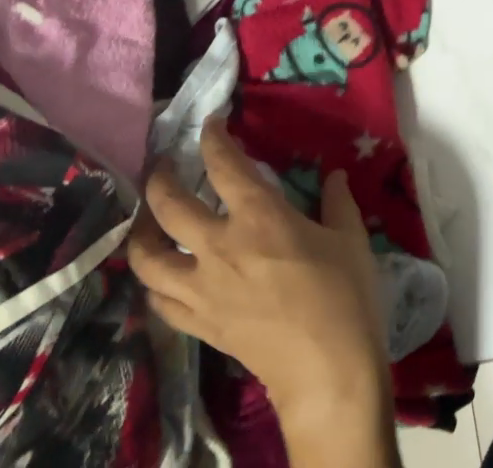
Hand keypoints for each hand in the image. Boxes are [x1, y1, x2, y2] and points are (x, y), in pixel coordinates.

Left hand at [127, 124, 395, 466]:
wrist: (327, 369)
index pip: (223, 164)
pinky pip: (159, 300)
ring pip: (146, 256)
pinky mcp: (199, 323)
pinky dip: (154, 283)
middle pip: (167, 204)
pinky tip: (163, 276)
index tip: (211, 124)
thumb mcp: (351, 239)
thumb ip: (337, 202)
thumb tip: (333, 177)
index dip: (212, 138)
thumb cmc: (346, 296)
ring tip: (148, 221)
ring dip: (141, 233)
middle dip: (160, 177)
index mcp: (260, 217)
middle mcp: (219, 246)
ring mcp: (202, 288)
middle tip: (165, 166)